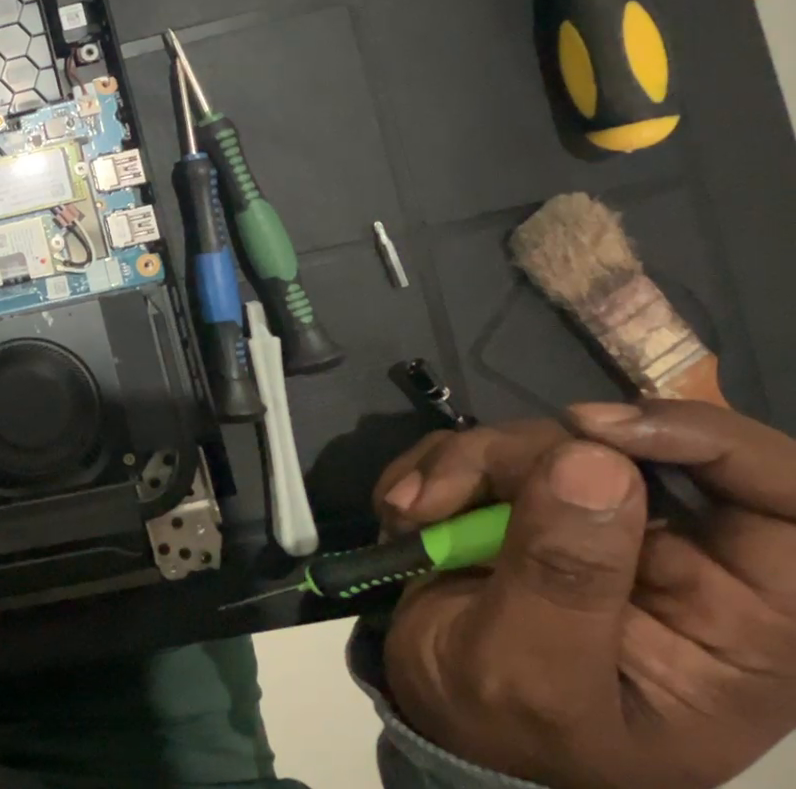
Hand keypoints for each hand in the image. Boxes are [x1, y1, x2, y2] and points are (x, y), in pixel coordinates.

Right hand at [375, 402, 795, 788]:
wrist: (439, 724)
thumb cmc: (508, 730)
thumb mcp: (532, 672)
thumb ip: (565, 579)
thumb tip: (593, 462)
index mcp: (735, 614)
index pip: (786, 500)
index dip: (710, 442)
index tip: (595, 431)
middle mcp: (678, 555)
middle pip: (627, 451)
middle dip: (520, 457)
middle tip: (440, 499)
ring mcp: (595, 524)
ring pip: (541, 441)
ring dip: (458, 466)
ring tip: (408, 516)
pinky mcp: (527, 505)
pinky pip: (480, 450)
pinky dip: (430, 470)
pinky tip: (403, 513)